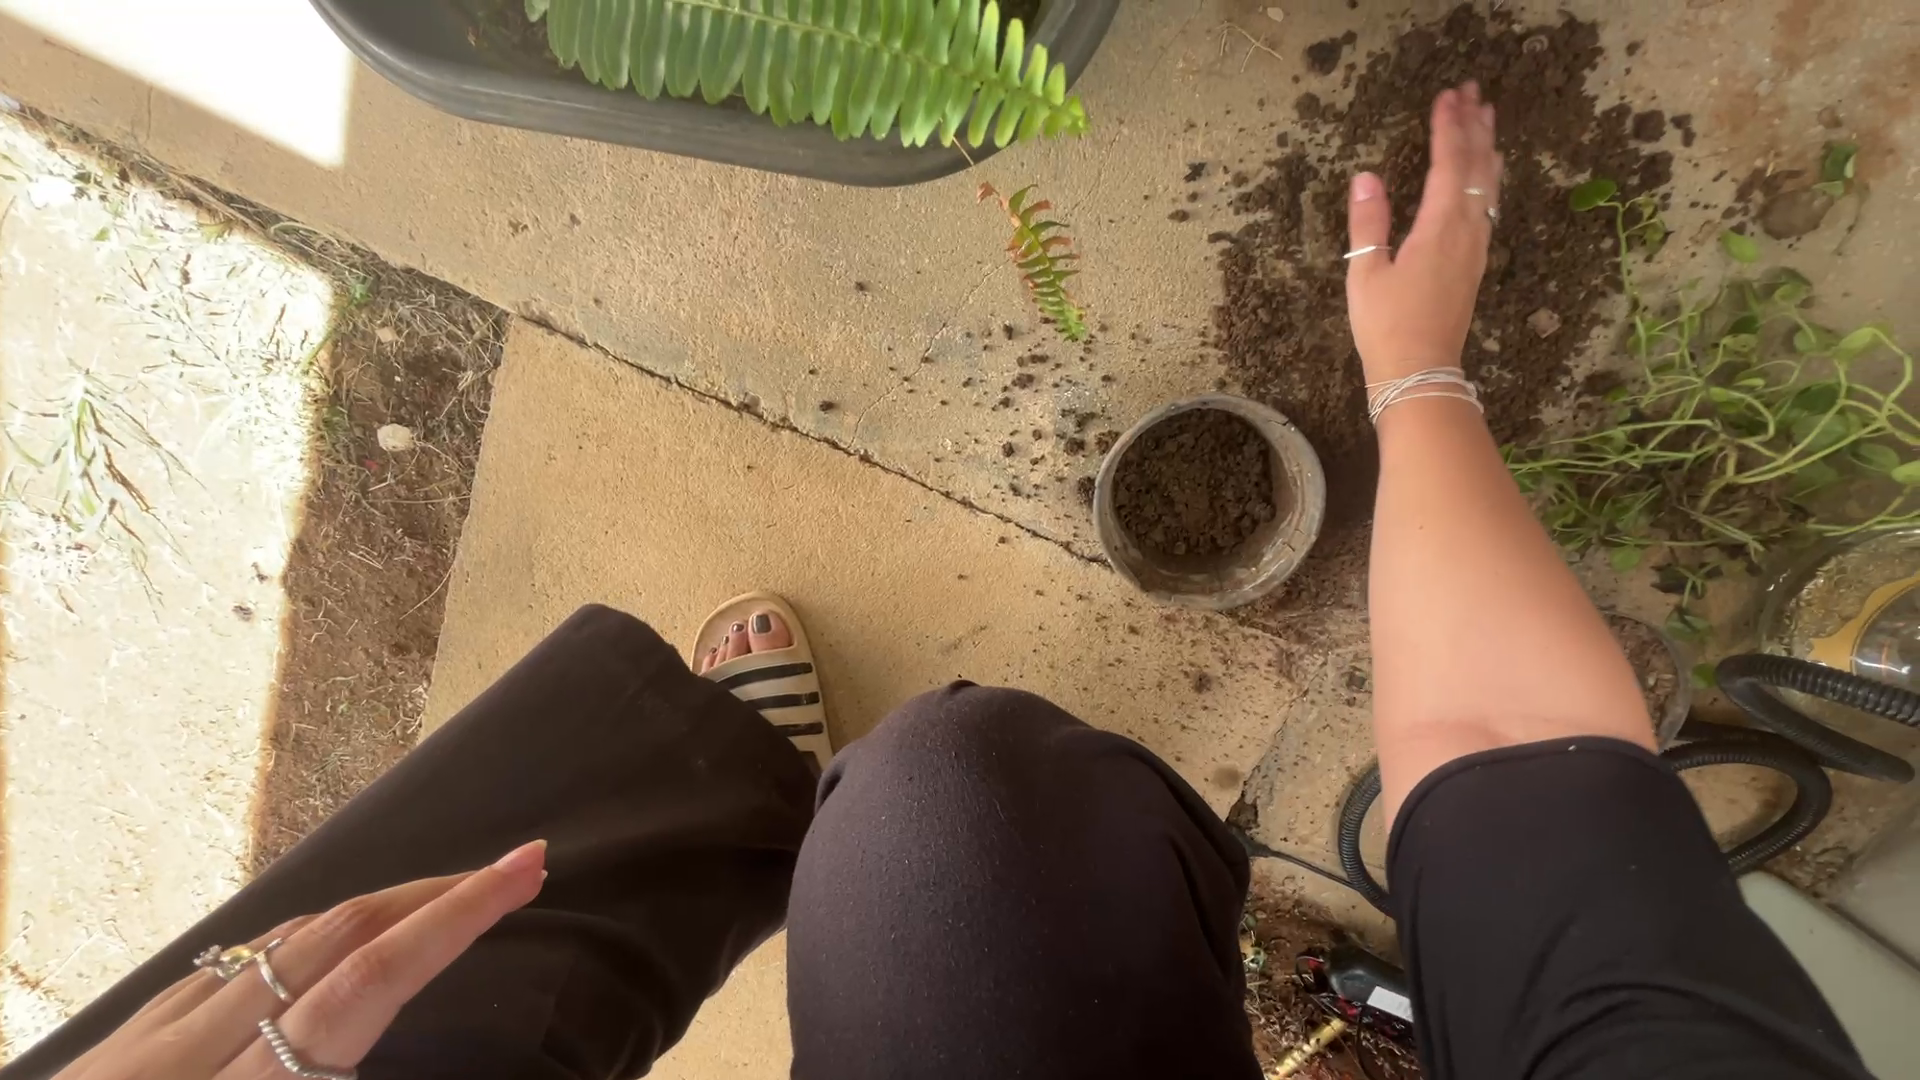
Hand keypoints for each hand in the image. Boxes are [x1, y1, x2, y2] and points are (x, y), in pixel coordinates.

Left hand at [57, 840, 546, 1079]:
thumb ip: (339, 1076)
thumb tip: (424, 1047)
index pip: (361, 984)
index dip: (453, 919)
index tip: (527, 869)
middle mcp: (174, 1064)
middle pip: (333, 938)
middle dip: (439, 891)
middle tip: (523, 866)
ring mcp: (132, 1050)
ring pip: (289, 938)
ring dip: (390, 906)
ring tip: (457, 896)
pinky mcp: (110, 1050)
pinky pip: (240, 963)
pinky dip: (321, 935)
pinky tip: (347, 941)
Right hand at [1345, 81, 1503, 384]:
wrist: (1418, 368)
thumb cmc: (1385, 325)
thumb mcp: (1365, 274)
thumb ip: (1368, 222)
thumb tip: (1365, 176)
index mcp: (1440, 227)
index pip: (1449, 163)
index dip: (1448, 127)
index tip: (1446, 95)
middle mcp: (1468, 229)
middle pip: (1478, 166)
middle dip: (1475, 127)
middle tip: (1473, 92)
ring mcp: (1477, 247)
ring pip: (1489, 185)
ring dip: (1487, 149)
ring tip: (1486, 120)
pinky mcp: (1475, 263)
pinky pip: (1489, 205)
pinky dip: (1488, 178)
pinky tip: (1485, 177)